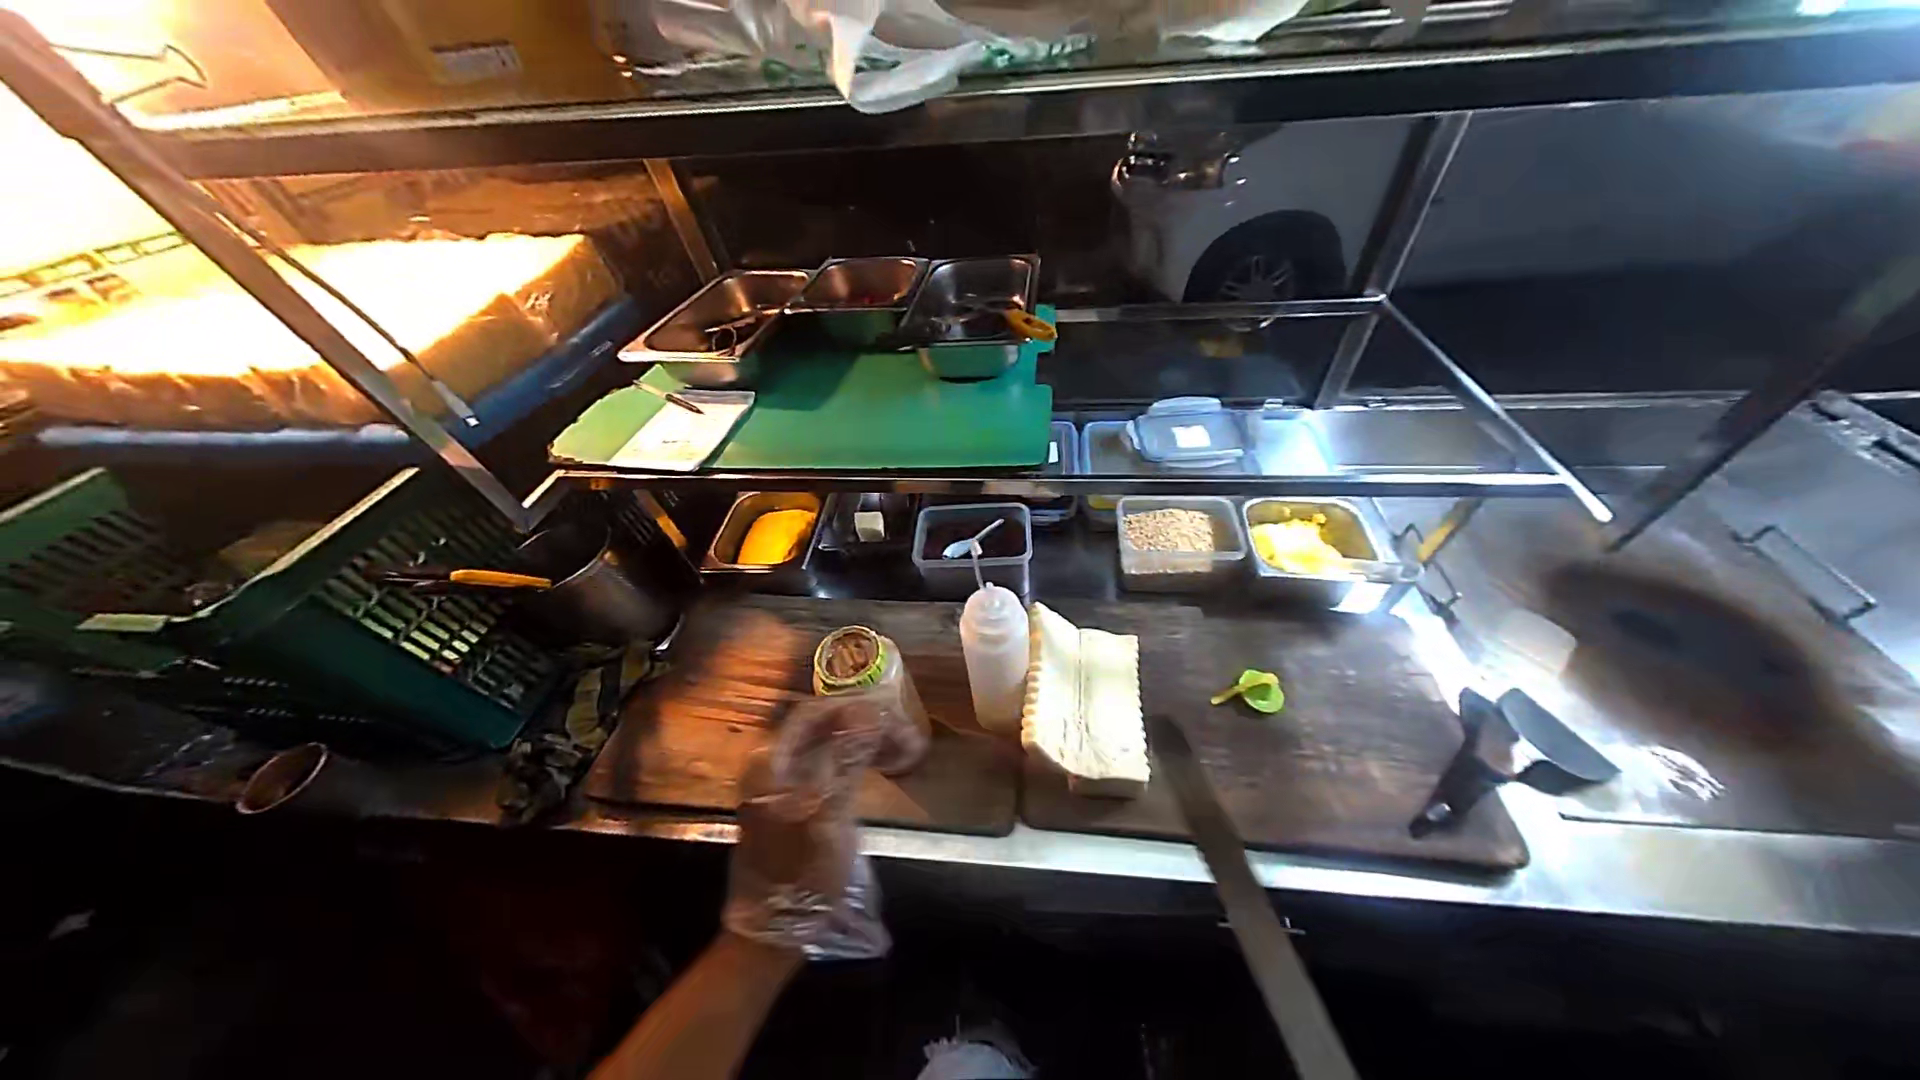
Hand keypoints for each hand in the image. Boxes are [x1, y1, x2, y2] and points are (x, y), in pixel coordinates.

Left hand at [723, 696, 890, 960]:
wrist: (772, 933)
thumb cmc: (801, 874)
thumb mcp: (829, 816)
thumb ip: (847, 759)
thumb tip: (869, 711)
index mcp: (770, 762)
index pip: (813, 713)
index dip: (854, 707)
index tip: (893, 714)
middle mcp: (770, 765)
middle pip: (822, 727)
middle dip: (866, 725)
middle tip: (906, 735)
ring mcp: (780, 783)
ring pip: (828, 746)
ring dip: (865, 743)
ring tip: (903, 750)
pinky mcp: (793, 800)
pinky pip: (827, 766)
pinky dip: (856, 762)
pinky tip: (882, 766)